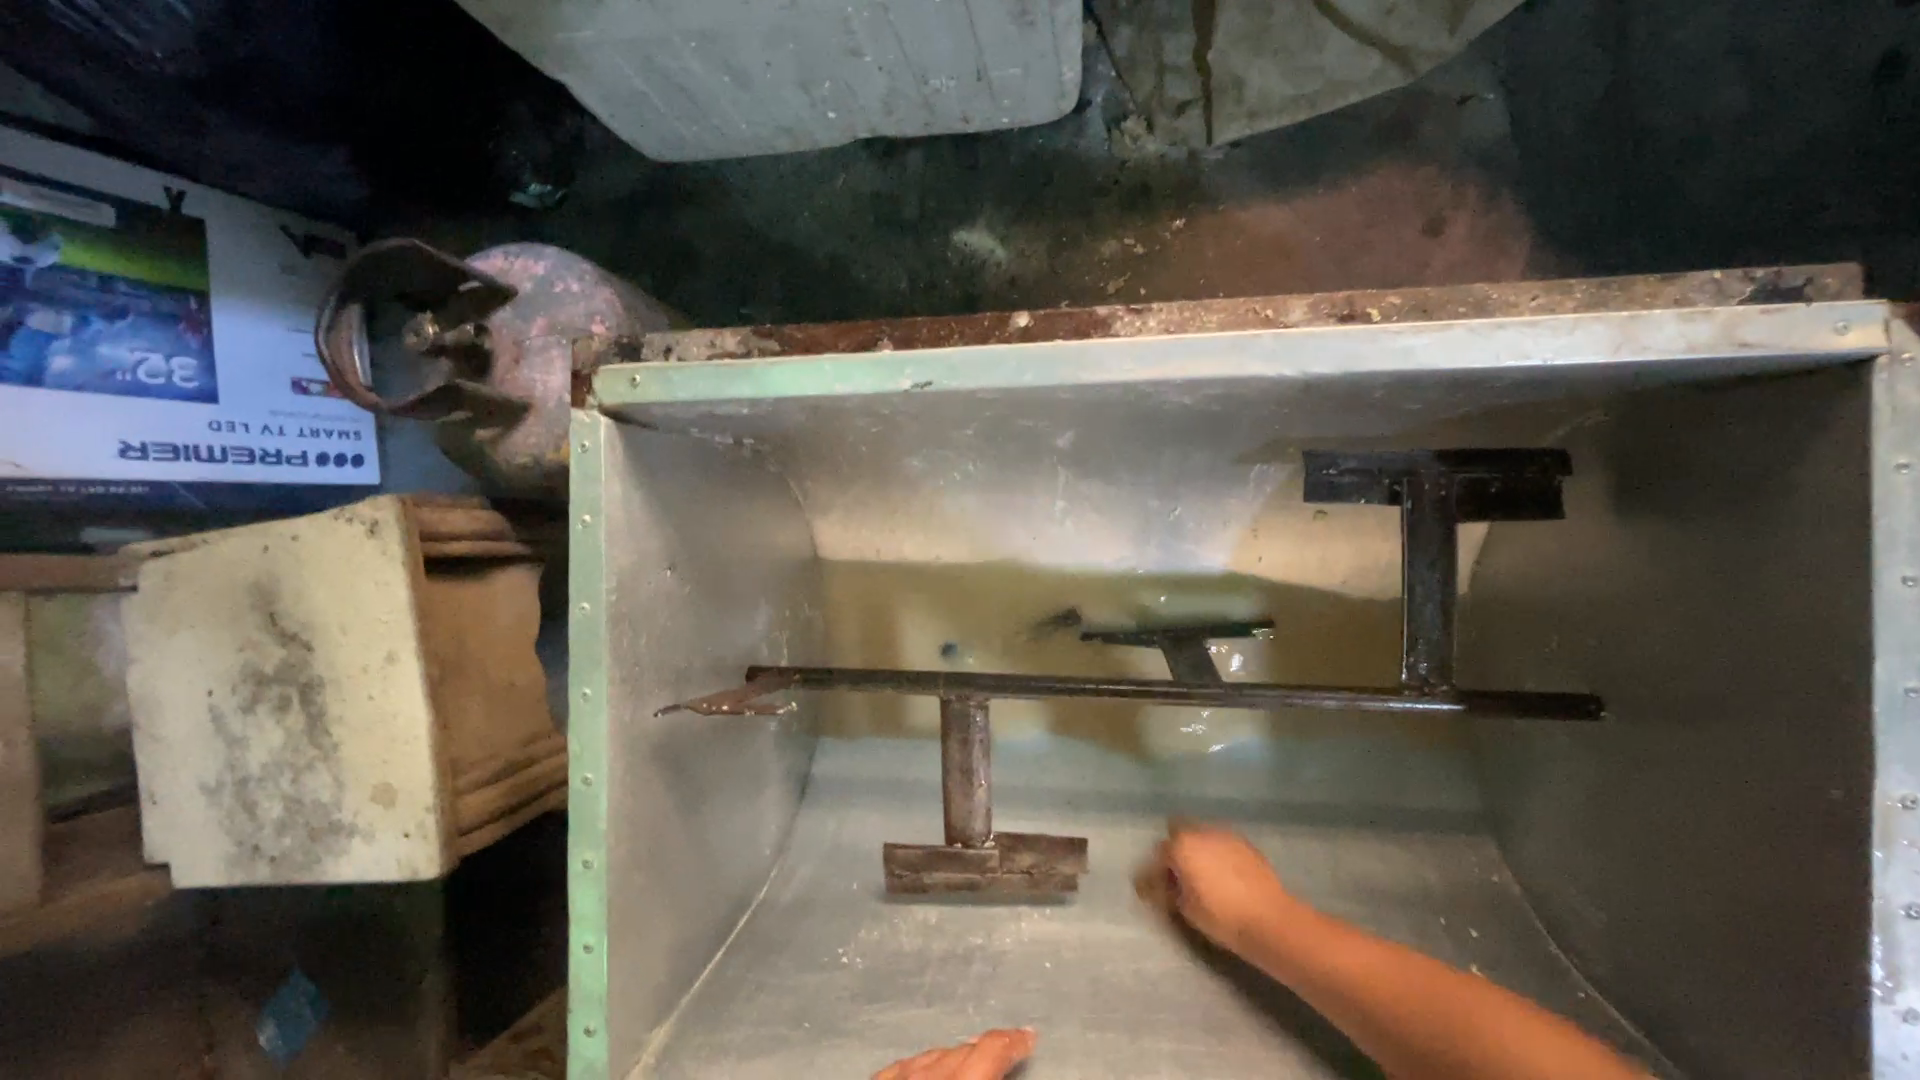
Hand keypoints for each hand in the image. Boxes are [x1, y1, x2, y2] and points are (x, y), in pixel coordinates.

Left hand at [872, 1028, 1035, 1079]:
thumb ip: (989, 1071)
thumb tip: (1003, 1066)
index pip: (992, 1049)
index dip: (1015, 1040)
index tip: (1029, 1035)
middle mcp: (929, 1073)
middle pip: (963, 1050)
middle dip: (985, 1049)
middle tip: (1004, 1051)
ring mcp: (897, 1076)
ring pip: (933, 1055)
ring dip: (954, 1056)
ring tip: (968, 1060)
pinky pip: (903, 1066)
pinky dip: (921, 1065)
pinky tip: (925, 1066)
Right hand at [1134, 820, 1295, 950]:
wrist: (1270, 919)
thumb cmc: (1221, 916)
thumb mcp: (1185, 909)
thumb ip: (1169, 891)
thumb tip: (1163, 886)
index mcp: (1181, 846)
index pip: (1157, 854)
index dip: (1153, 872)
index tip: (1153, 888)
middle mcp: (1201, 832)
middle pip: (1178, 834)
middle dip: (1174, 851)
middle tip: (1177, 876)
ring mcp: (1226, 835)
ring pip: (1202, 836)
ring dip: (1197, 850)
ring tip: (1201, 875)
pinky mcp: (1246, 844)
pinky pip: (1222, 844)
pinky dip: (1216, 854)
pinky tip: (1222, 874)